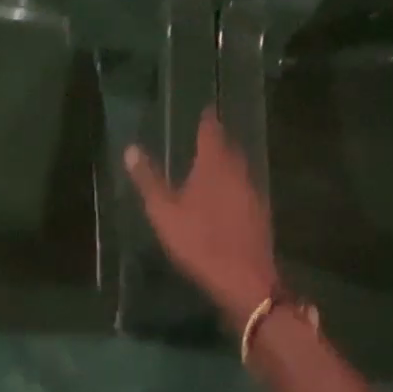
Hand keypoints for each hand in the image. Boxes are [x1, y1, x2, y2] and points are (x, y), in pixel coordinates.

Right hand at [125, 108, 279, 327]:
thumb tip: (131, 148)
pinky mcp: (261, 215)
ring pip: (240, 168)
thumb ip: (148, 179)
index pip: (212, 131)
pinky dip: (235, 184)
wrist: (246, 282)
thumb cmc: (200, 241)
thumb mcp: (164, 212)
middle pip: (229, 147)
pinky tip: (226, 197)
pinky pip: (246, 188)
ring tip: (212, 163)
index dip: (207, 119)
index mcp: (214, 164)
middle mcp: (238, 171)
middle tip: (205, 135)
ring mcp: (253, 193)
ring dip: (227, 162)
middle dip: (218, 139)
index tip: (203, 109)